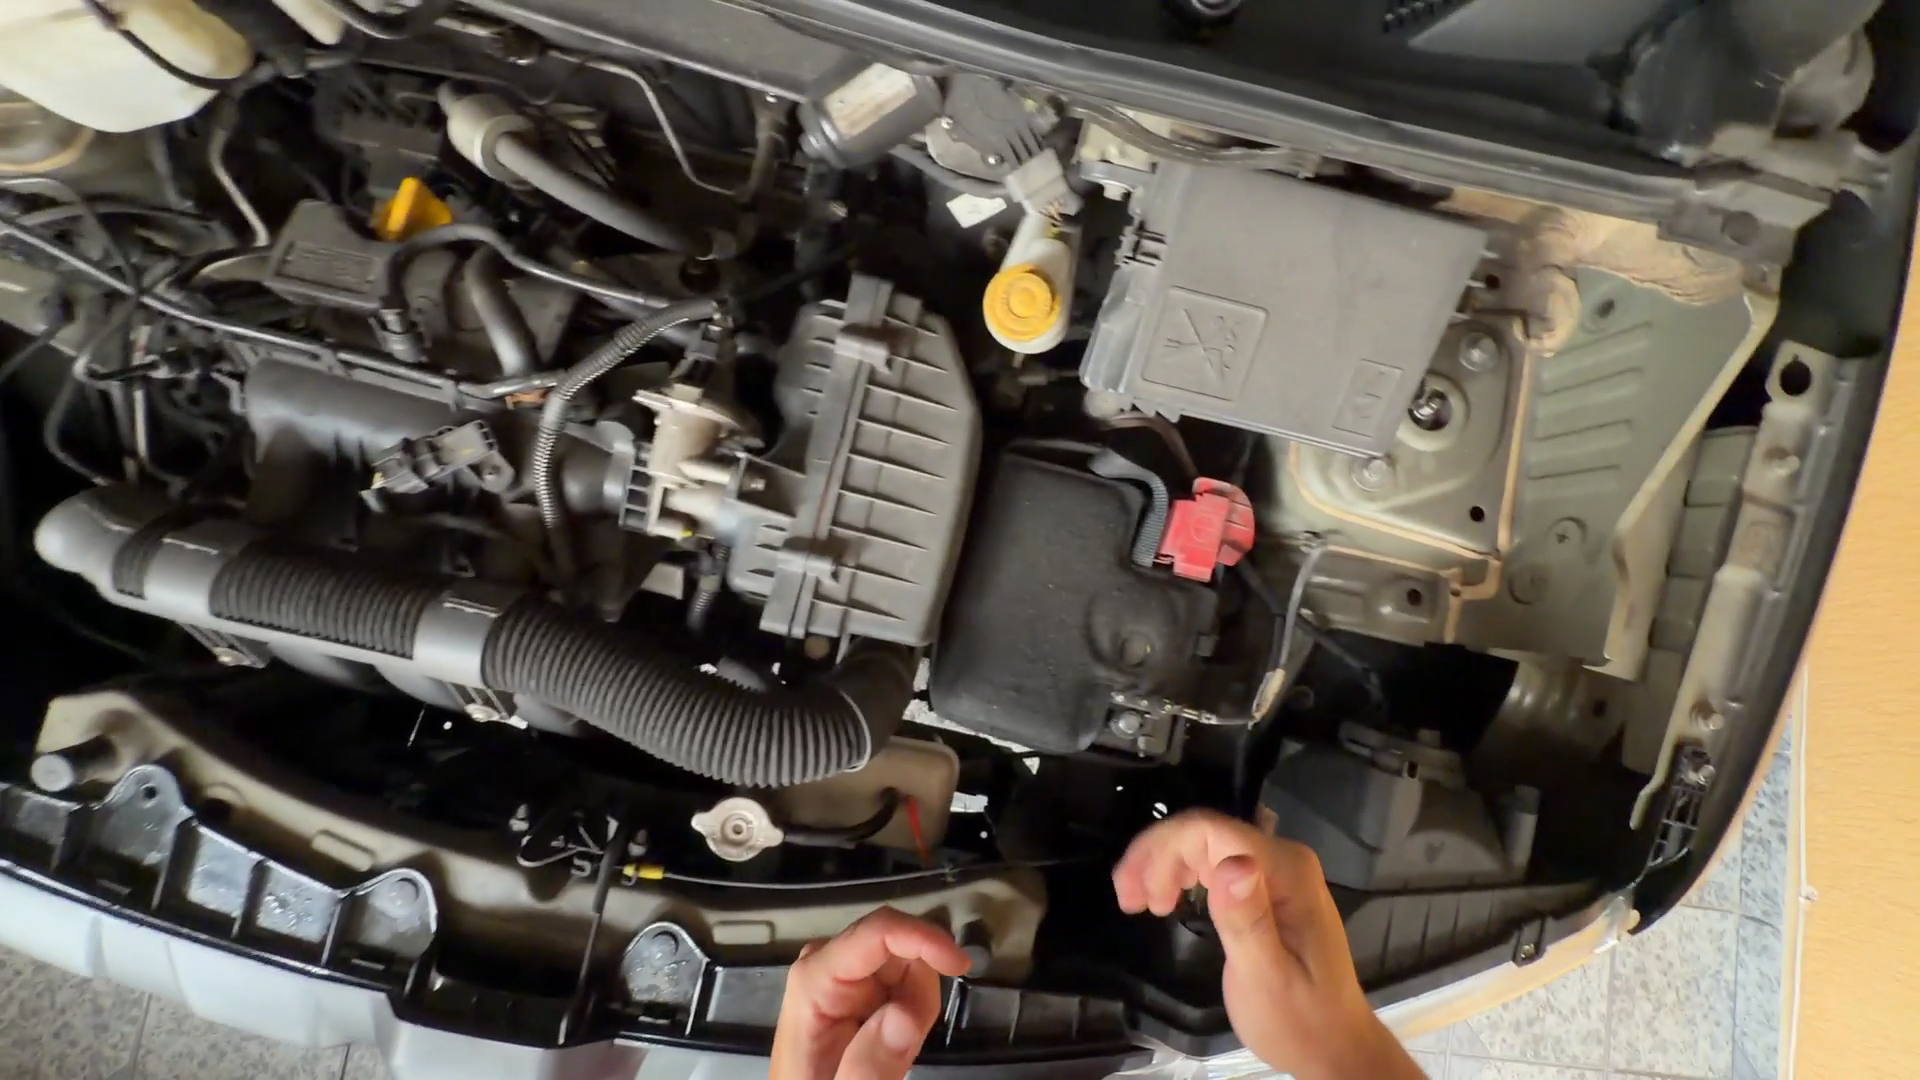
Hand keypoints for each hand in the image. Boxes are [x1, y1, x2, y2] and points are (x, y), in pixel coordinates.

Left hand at [770, 907, 973, 1079]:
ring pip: (906, 959)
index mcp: (815, 977)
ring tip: (894, 1051)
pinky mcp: (855, 977)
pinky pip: (902, 976)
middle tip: (911, 1044)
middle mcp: (827, 958)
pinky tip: (890, 1038)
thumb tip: (905, 1016)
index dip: (923, 938)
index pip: (877, 931)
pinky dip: (911, 1007)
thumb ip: (868, 1066)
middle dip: (920, 989)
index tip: (960, 965)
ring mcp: (841, 966)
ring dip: (916, 1003)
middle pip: (899, 945)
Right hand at [1113, 810, 1422, 1079]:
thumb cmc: (1300, 1022)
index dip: (1163, 849)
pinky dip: (1178, 874)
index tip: (1135, 890)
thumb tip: (1231, 864)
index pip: (1210, 830)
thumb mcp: (1267, 978)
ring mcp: (1272, 868)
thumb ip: (1247, 919)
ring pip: (1199, 842)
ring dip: (1161, 865)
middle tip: (1127, 898)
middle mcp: (1280, 857)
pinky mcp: (1261, 883)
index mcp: (1286, 871)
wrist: (1335, 1050)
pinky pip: (1209, 859)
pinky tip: (1162, 900)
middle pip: (1201, 832)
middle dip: (1156, 858)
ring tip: (1136, 902)